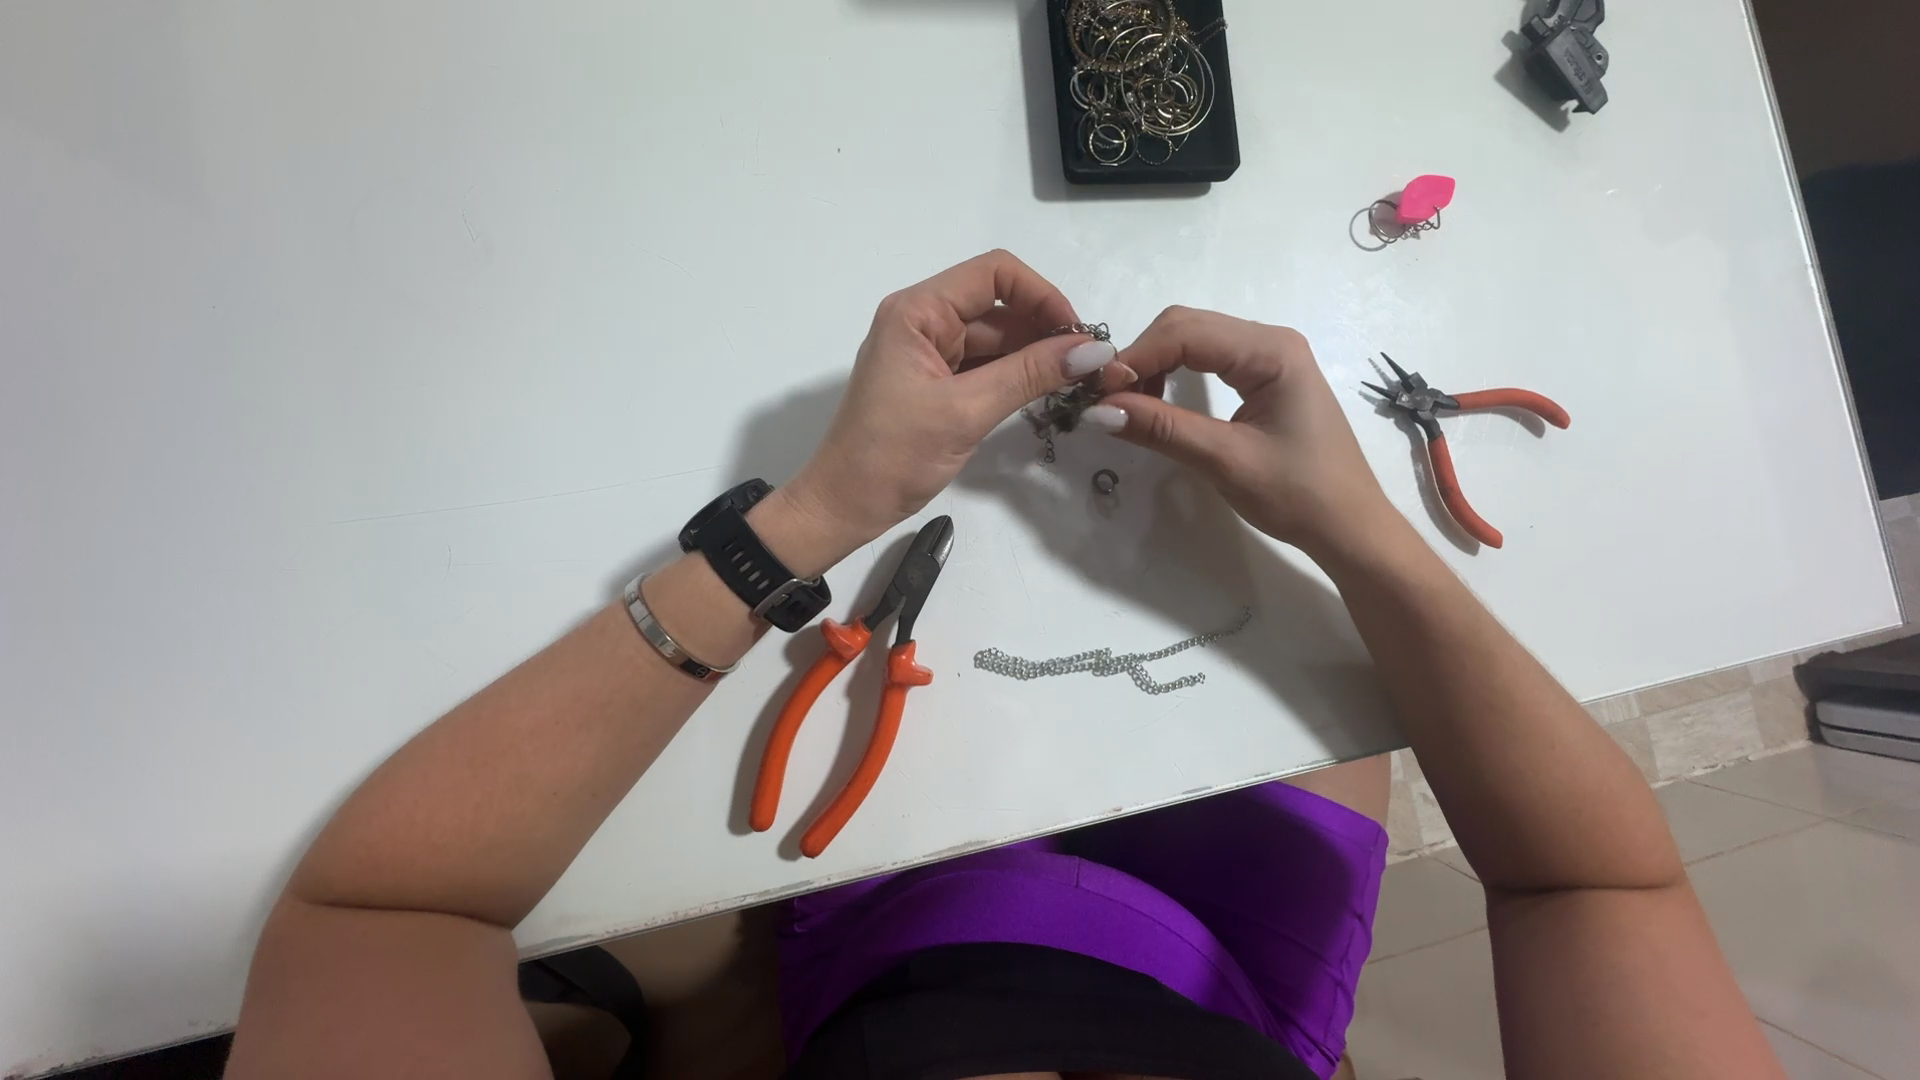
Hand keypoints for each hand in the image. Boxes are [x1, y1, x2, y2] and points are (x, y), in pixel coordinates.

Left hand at [753, 251, 1130, 574]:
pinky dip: (1014, 377)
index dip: (1041, 295)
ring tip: (1077, 381)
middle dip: (1044, 330)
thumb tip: (1094, 350)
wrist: (844, 507)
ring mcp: (928, 355)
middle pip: (998, 307)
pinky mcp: (934, 385)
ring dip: (1034, 357)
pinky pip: (983, 368)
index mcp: (917, 312)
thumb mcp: (965, 412)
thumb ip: (1029, 375)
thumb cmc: (891, 456)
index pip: (993, 274)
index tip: (1077, 334)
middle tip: (1090, 366)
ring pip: (995, 341)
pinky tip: (1045, 392)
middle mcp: (922, 322)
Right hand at [1083, 307, 1400, 556]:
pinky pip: (1206, 360)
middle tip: (1108, 401)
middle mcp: (1270, 341)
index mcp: (1270, 351)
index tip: (1099, 394)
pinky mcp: (1262, 378)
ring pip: (1192, 340)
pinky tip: (1157, 405)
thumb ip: (1162, 430)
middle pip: (1186, 326)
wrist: (1347, 526)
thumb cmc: (1298, 494)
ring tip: (1130, 407)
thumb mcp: (1224, 461)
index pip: (1185, 332)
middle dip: (1141, 357)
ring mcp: (1267, 357)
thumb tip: (1098, 411)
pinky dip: (1173, 375)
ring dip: (1154, 366)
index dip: (1136, 357)